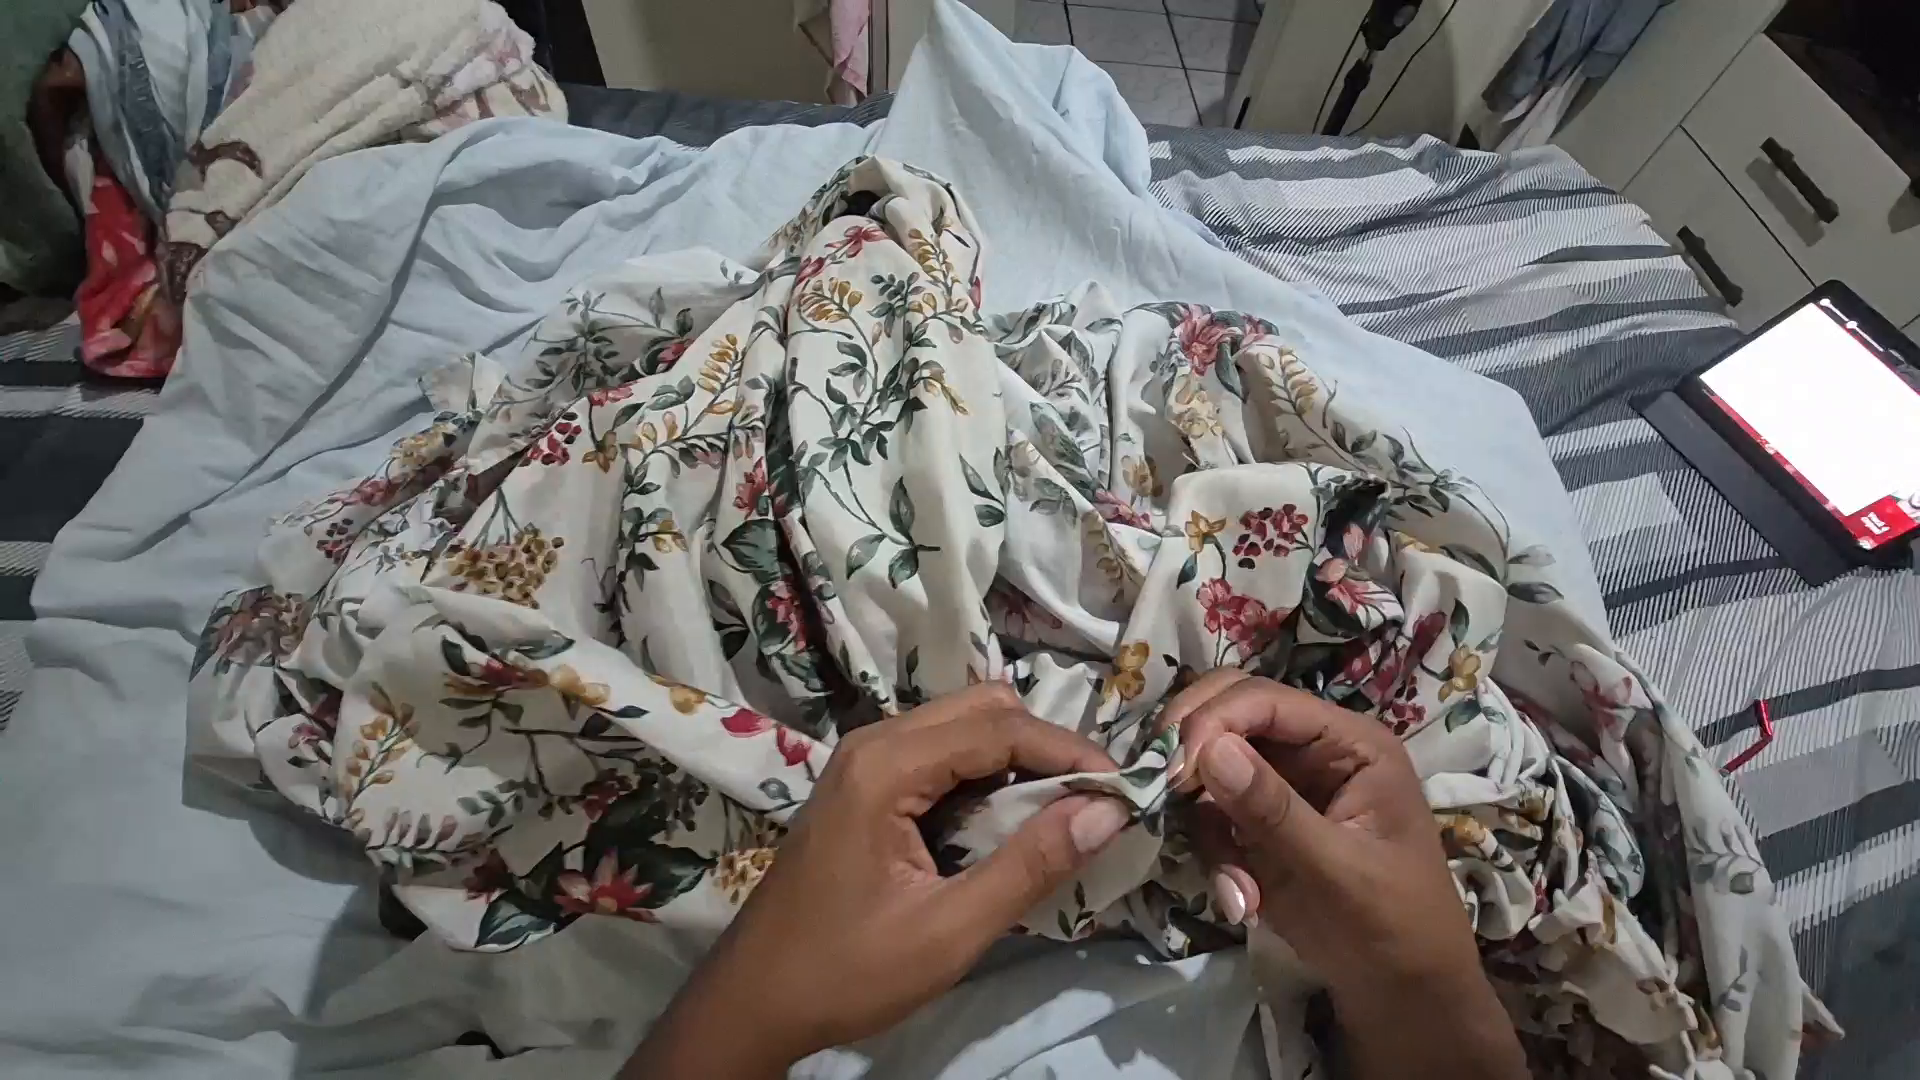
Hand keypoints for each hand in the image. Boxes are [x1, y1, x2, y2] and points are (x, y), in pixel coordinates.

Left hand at [625, 683, 1129, 1077]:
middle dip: (1044, 747)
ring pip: (963, 723)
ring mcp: (868, 756)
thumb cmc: (846, 970)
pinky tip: (1004, 818)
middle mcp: (876, 740)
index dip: (1067, 752)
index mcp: (886, 765)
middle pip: (981, 709)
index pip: (998, 728)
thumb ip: (1029, 867)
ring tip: (1058, 811)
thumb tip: (1105, 812)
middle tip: (1089, 801)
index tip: (1122, 788)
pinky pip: (942, 750)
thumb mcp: (948, 932)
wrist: (754, 997)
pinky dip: (986, 772)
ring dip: (1017, 757)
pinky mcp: (868, 777)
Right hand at [1162, 670, 1526, 1079]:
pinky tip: (1239, 898)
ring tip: (1233, 882)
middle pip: (1226, 707)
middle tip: (1162, 786)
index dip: (1213, 721)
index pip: (1264, 699)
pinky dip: (1209, 848)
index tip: (1177, 771)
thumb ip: (1274, 810)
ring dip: (1201, 815)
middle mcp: (1309, 746)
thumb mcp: (1340, 873)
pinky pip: (1206, 807)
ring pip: (1206, 759)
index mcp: (1348, 742)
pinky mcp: (1252, 814)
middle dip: (1189, 746)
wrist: (1402, 996)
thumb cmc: (1394, 929)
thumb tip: (1209, 749)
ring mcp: (1278, 779)